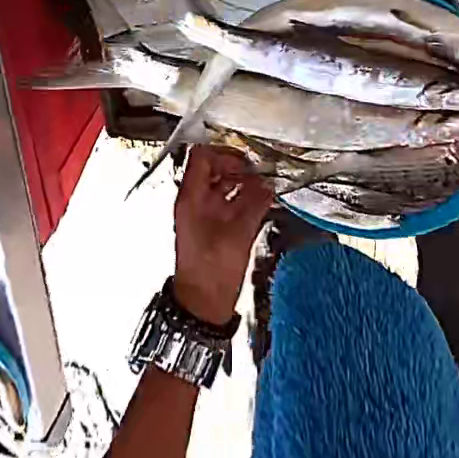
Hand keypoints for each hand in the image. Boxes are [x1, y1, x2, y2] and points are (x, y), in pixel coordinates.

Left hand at [171, 147, 272, 324]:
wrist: (202, 303)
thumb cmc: (212, 270)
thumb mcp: (237, 235)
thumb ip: (253, 205)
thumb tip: (267, 185)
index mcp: (191, 197)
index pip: (201, 157)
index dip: (224, 154)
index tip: (247, 161)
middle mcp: (193, 200)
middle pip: (211, 169)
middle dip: (236, 167)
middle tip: (259, 173)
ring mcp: (201, 213)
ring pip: (219, 185)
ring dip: (240, 183)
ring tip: (263, 186)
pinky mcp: (210, 225)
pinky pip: (224, 202)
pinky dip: (240, 198)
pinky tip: (258, 202)